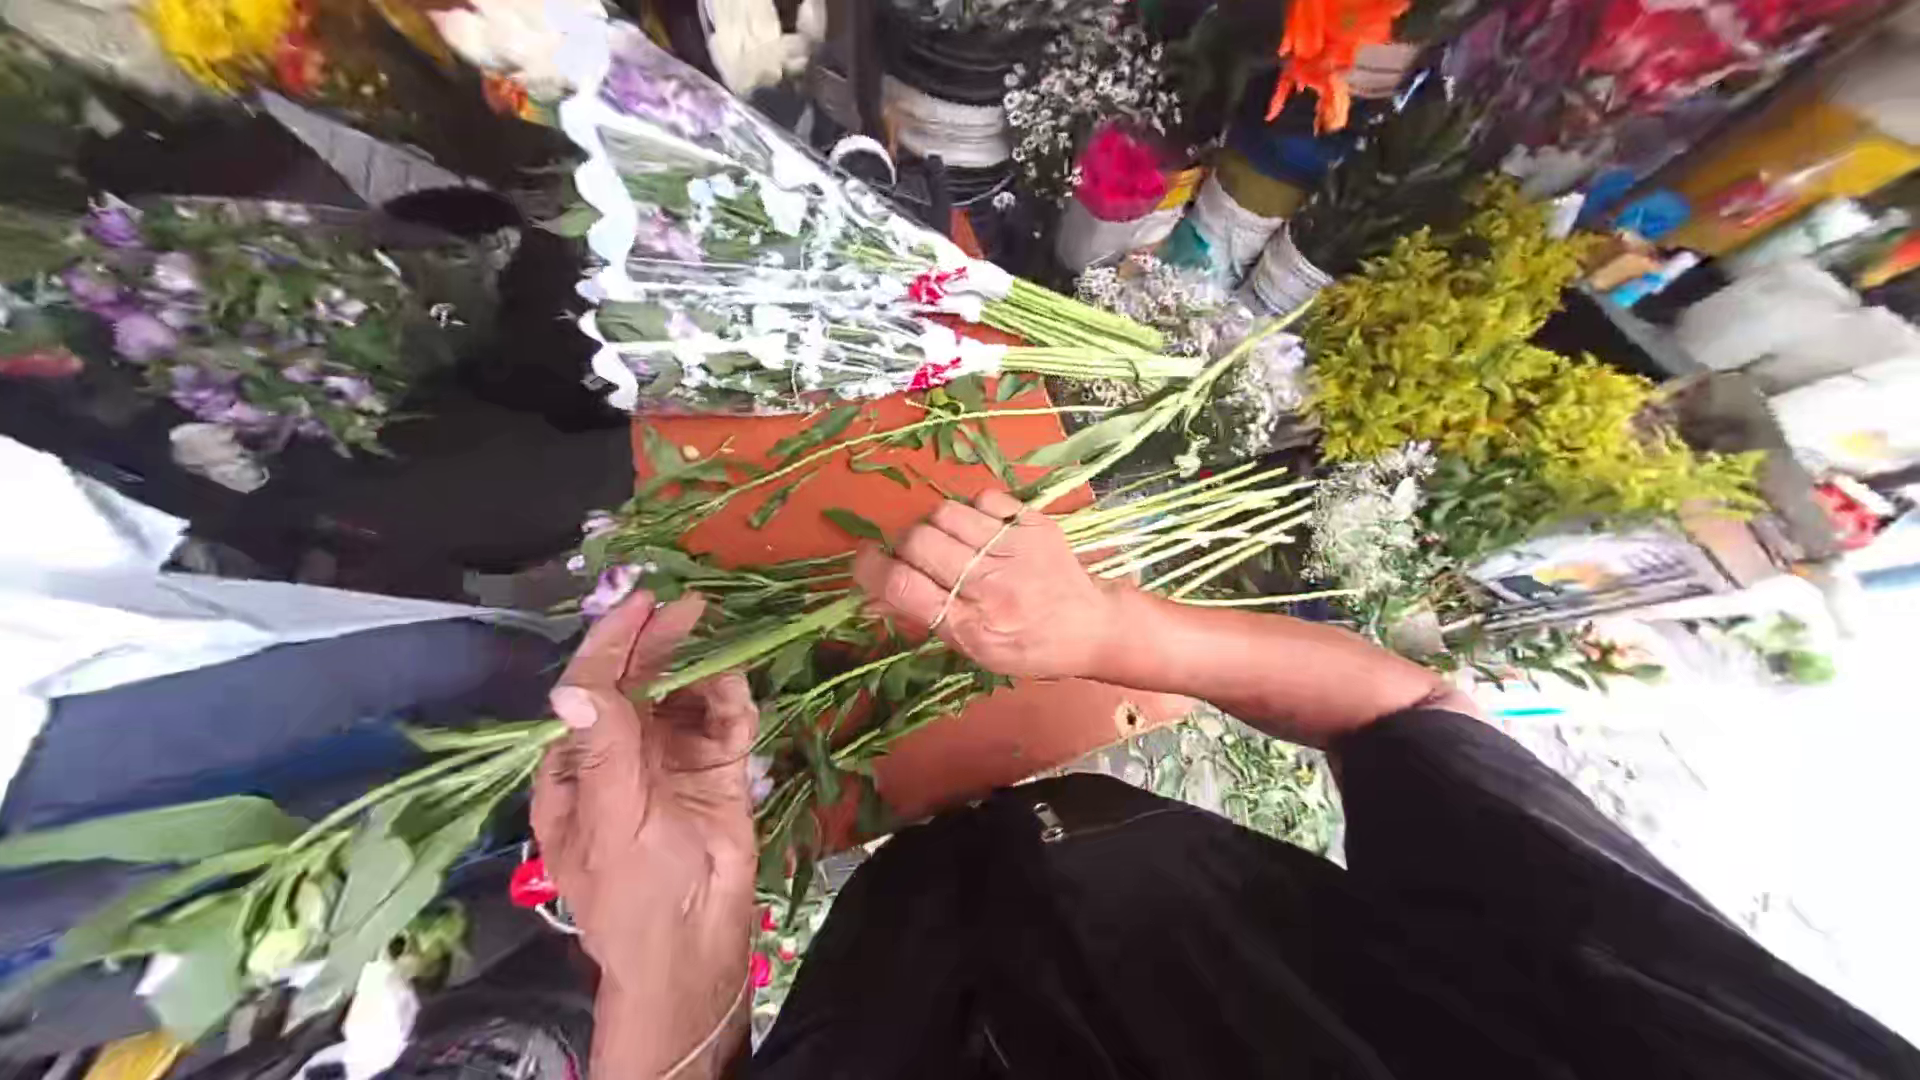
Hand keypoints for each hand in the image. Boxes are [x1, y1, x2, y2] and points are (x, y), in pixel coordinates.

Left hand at [533, 591, 756, 1077]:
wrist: (698, 939)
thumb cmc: (633, 894)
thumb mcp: (611, 826)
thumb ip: (603, 753)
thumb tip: (575, 686)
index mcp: (583, 762)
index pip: (594, 687)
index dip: (614, 641)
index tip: (641, 602)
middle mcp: (628, 747)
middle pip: (645, 679)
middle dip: (666, 641)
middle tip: (695, 606)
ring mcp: (675, 752)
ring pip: (691, 691)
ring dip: (707, 667)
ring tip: (727, 645)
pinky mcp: (719, 761)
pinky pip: (728, 718)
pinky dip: (735, 702)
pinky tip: (738, 701)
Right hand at [851, 488, 1121, 678]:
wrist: (1090, 625)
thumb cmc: (1027, 647)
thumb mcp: (973, 648)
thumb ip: (924, 616)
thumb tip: (873, 593)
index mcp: (973, 627)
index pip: (903, 587)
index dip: (870, 569)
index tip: (864, 561)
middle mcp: (992, 586)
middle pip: (918, 541)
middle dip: (903, 545)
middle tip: (914, 556)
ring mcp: (1017, 549)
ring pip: (944, 513)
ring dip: (934, 526)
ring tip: (949, 542)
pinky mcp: (1035, 522)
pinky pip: (982, 497)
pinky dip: (971, 511)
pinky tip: (982, 530)